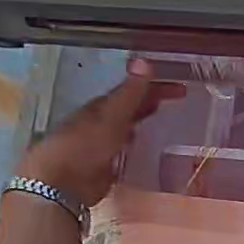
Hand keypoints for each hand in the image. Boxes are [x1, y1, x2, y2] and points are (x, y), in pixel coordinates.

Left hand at [16, 58, 184, 205]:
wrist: (62, 182)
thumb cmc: (85, 145)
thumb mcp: (112, 116)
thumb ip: (130, 93)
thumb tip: (145, 60)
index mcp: (104, 107)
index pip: (134, 91)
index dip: (157, 87)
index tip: (181, 88)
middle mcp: (103, 122)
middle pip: (130, 108)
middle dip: (151, 102)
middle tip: (177, 101)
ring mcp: (103, 145)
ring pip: (127, 129)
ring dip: (143, 124)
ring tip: (163, 122)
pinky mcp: (105, 167)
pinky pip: (125, 152)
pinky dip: (136, 148)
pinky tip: (145, 151)